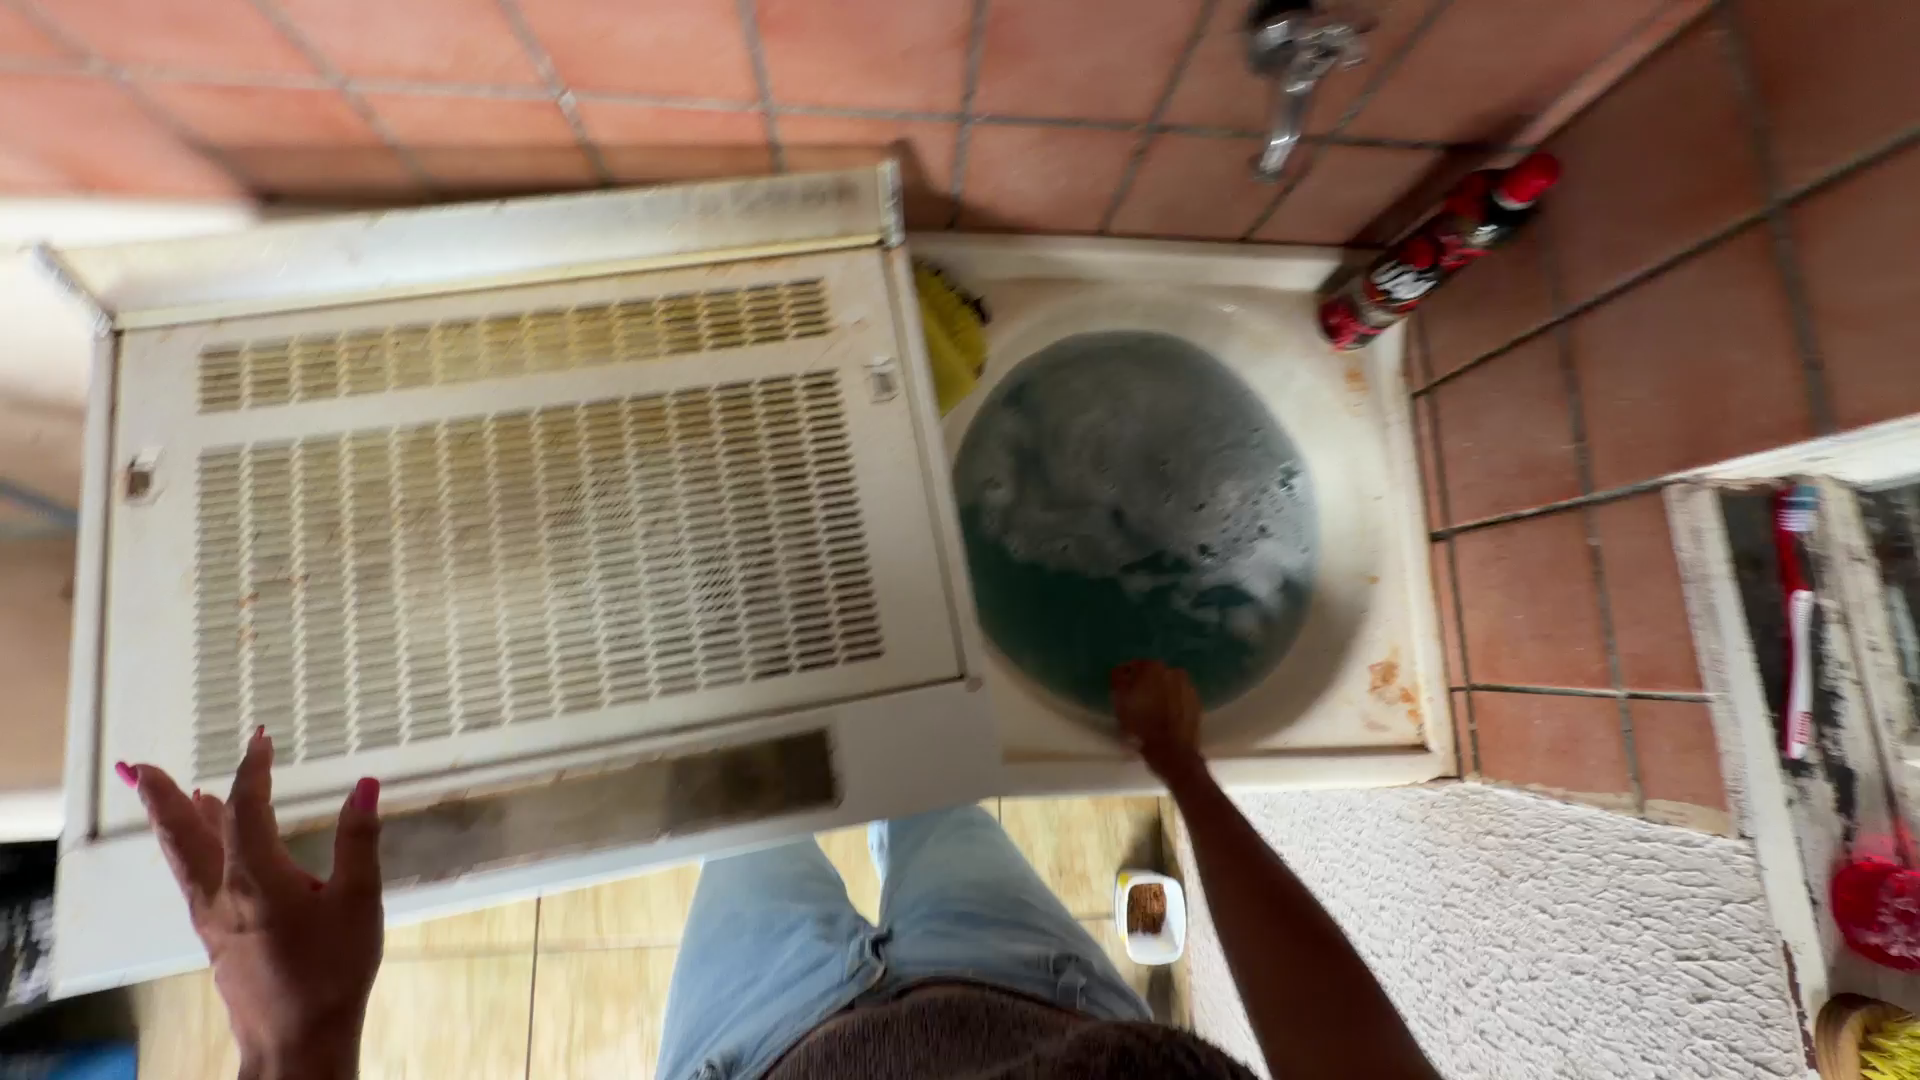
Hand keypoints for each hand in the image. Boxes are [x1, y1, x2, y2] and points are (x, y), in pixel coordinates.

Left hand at [121, 728, 382, 1079]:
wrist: (298, 1035)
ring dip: (175, 822)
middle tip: (141, 767)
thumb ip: (359, 838)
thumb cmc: (335, 965)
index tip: (260, 739)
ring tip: (175, 792)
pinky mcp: (217, 935)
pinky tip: (206, 846)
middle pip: (184, 837)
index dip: (252, 770)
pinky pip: (196, 878)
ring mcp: (213, 918)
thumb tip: (364, 784)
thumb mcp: (361, 897)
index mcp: (257, 881)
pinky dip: (193, 849)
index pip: (246, 810)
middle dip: (163, 799)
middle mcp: (222, 896)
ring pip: (184, 859)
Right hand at [1109, 659, 1204, 780]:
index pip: (1132, 666)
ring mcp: (1187, 687)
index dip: (1124, 678)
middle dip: (1142, 684)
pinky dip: (1170, 703)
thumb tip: (1121, 671)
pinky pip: (1177, 698)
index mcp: (1152, 667)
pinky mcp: (1196, 703)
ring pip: (1166, 685)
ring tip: (1150, 710)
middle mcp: (1173, 671)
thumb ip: (1118, 679)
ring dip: (1158, 693)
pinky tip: (1163, 716)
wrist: (1173, 751)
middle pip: (1151, 674)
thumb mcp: (1120, 701)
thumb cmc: (1142, 725)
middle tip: (1134, 700)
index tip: (1119, 691)